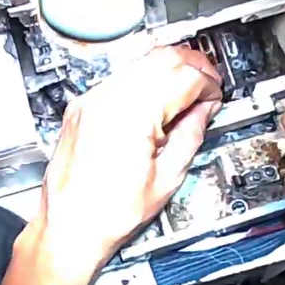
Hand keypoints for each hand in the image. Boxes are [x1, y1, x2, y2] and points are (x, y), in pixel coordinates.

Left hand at [25, 45, 222, 284]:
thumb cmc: (106, 215)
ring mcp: (89, 102)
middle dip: (193, 66)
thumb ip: (191, 134)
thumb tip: (203, 110)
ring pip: (138, 60)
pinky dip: (143, 79)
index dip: (209, 83)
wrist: (68, 228)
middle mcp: (105, 101)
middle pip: (160, 57)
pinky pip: (118, 78)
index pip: (182, 76)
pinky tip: (155, 99)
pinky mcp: (80, 108)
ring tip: (184, 92)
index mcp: (130, 116)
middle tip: (208, 86)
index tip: (216, 95)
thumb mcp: (166, 178)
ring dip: (168, 69)